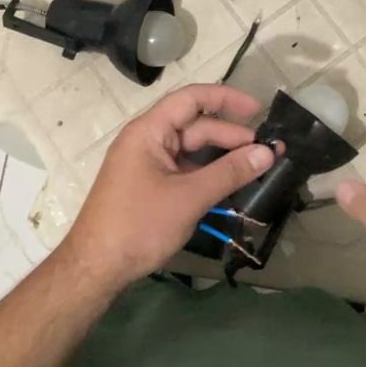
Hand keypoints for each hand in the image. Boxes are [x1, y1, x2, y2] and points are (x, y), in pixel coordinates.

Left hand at [59, 84, 274, 289]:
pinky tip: (232, 185)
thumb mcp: (189, 197)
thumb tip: (268, 152)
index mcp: (148, 131)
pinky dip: (208, 175)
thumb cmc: (139, 225)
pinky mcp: (150, 186)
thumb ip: (229, 172)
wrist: (96, 267)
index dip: (226, 99)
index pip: (191, 99)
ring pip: (192, 151)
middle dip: (231, 136)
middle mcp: (147, 141)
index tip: (258, 111)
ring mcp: (147, 164)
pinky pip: (184, 171)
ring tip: (257, 167)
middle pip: (195, 127)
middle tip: (268, 151)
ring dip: (222, 158)